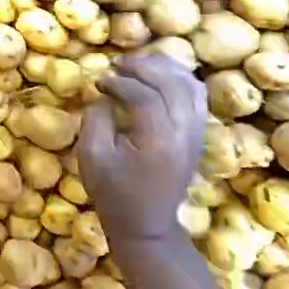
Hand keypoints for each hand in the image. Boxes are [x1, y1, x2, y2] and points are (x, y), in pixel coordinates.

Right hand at [78, 53, 208, 245]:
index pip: (145, 96)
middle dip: (144, 67)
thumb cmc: (113, 193)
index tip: (100, 82)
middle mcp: (184, 134)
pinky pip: (196, 96)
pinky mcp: (196, 135)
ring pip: (191, 86)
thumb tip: (106, 93)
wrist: (146, 224)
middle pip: (173, 84)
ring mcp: (195, 134)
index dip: (120, 82)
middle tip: (119, 64)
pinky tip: (158, 75)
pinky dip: (179, 79)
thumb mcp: (91, 156)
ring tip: (138, 64)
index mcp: (158, 142)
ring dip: (165, 68)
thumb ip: (96, 119)